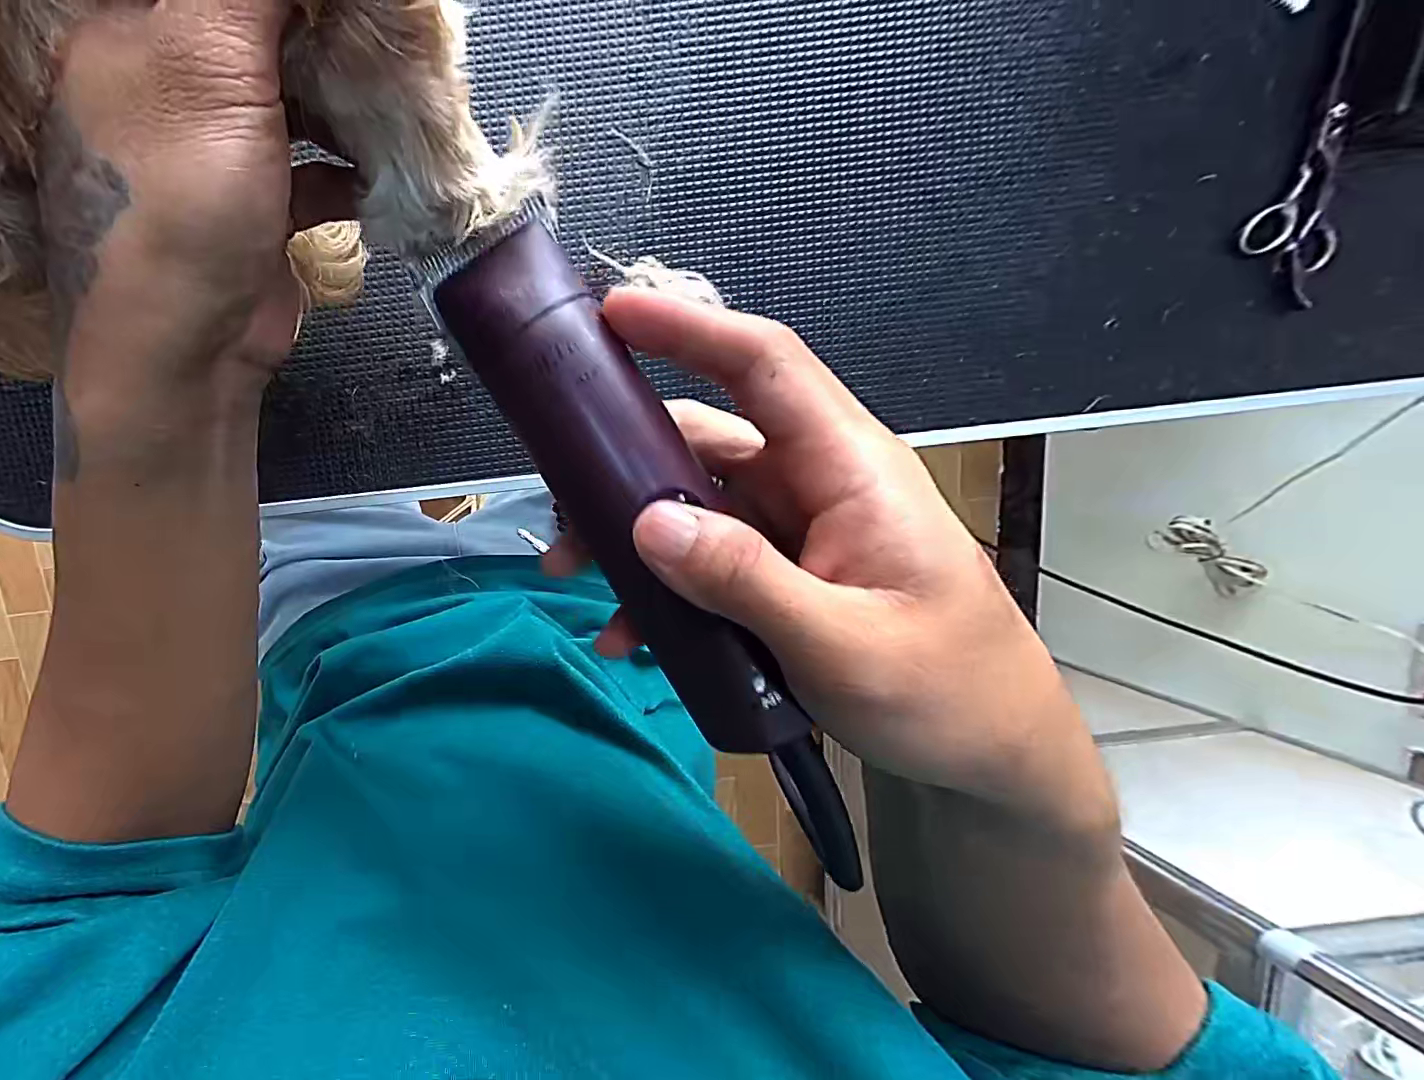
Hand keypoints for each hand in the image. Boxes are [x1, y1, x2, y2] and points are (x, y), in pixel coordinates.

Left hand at [40, 0, 356, 447]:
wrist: (187, 356)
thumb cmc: (184, 211)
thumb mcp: (208, 69)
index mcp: (131, 34)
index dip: (291, 0)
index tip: (349, 9)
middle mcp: (171, 89)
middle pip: (264, 34)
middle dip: (330, 37)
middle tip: (387, 43)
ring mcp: (217, 157)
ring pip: (295, 102)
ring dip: (347, 106)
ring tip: (393, 108)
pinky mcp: (257, 212)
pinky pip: (309, 171)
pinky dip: (342, 172)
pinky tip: (368, 179)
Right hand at [546, 288, 1112, 836]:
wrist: (985, 750)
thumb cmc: (944, 690)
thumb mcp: (844, 646)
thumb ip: (747, 581)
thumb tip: (649, 522)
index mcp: (844, 468)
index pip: (764, 366)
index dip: (689, 331)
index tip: (614, 315)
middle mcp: (806, 481)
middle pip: (698, 440)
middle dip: (621, 469)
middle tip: (562, 515)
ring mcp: (783, 527)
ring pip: (683, 502)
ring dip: (624, 535)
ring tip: (573, 573)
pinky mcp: (767, 569)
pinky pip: (693, 559)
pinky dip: (652, 587)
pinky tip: (624, 632)